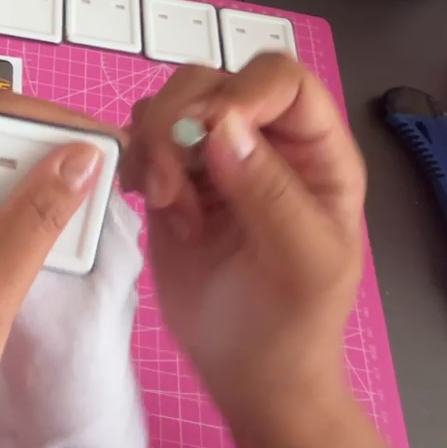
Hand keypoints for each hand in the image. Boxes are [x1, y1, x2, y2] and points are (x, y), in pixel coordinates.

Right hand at [120, 55, 365, 422]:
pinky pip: (138, 134)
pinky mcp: (169, 173)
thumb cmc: (290, 320)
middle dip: (178, 126)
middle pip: (208, 81)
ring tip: (168, 206)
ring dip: (155, 148)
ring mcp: (210, 155)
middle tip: (173, 190)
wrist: (244, 367)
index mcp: (313, 150)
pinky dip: (134, 158)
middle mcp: (261, 139)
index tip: (208, 135)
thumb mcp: (301, 262)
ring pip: (167, 103)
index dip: (242, 91)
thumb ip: (268, 191)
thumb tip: (220, 124)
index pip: (280, 80)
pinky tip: (147, 200)